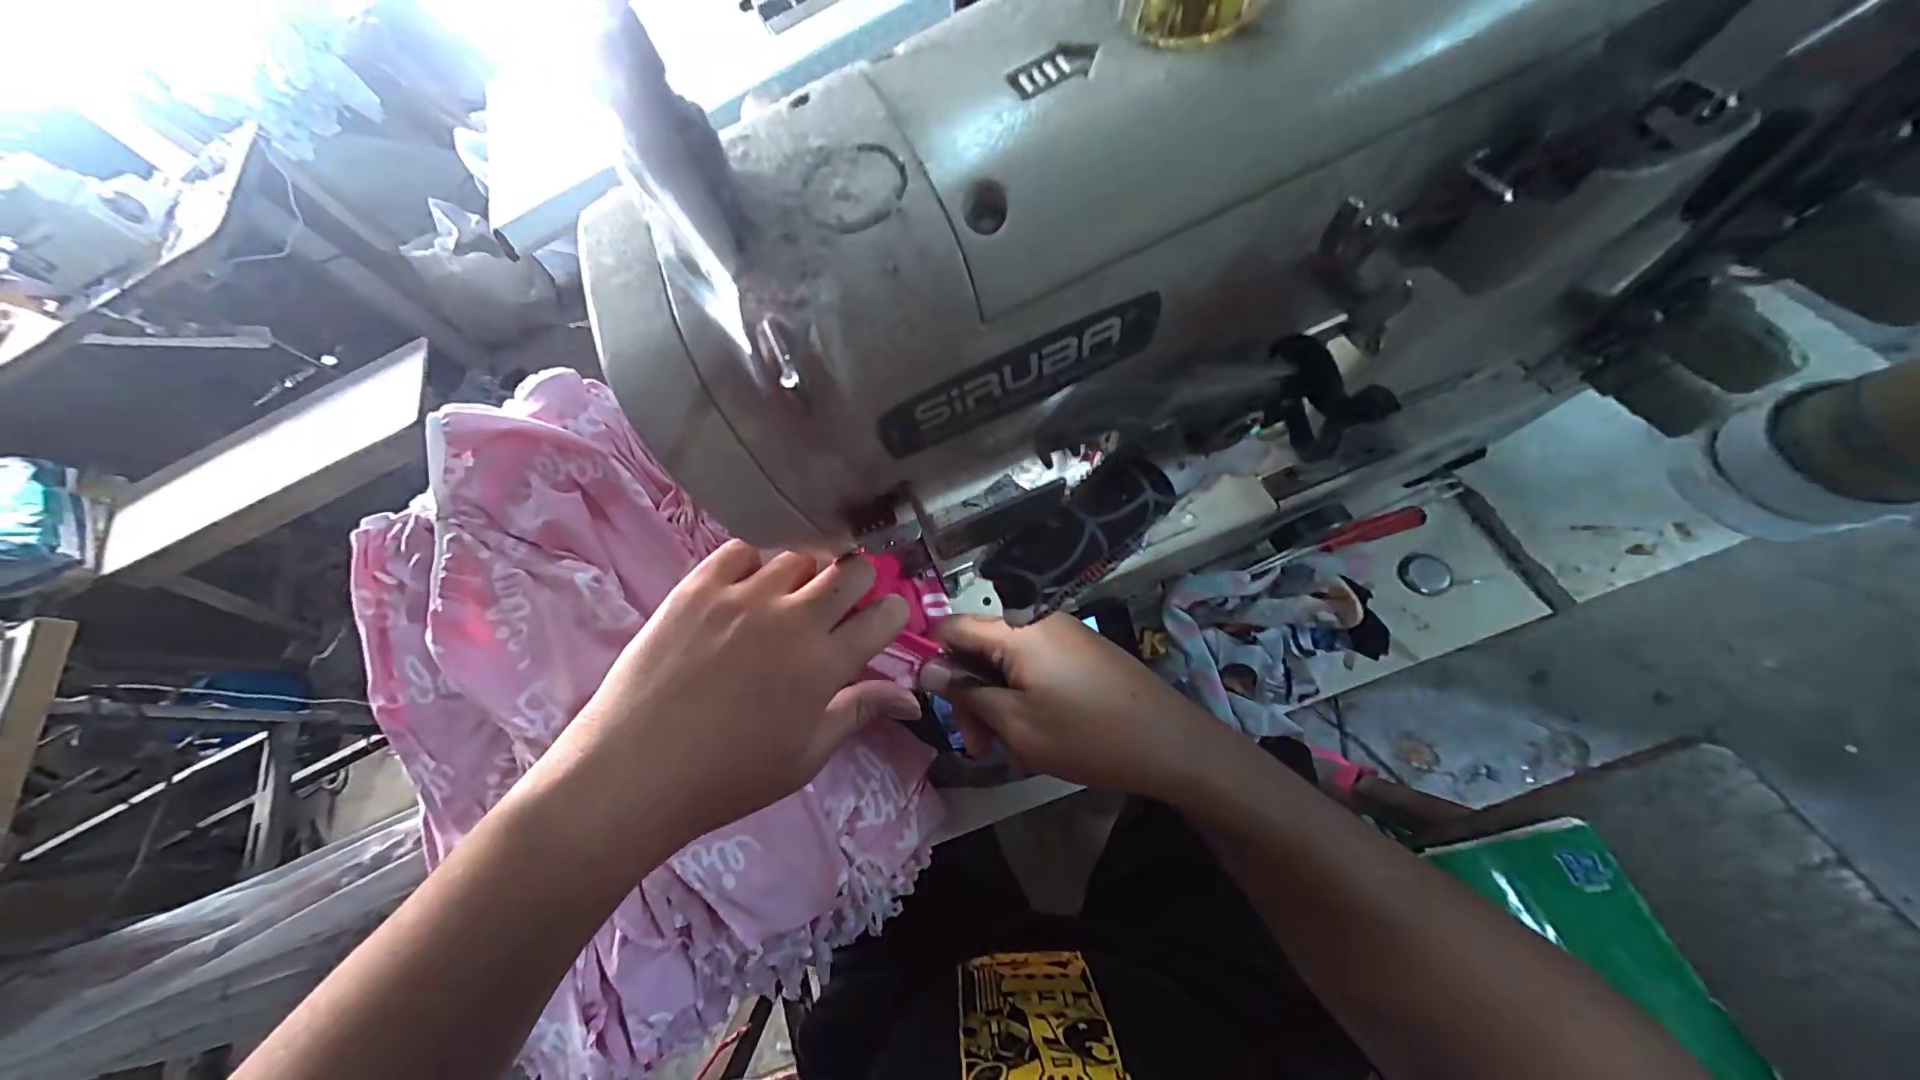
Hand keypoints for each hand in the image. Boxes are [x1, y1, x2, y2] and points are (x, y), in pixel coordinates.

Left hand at [540, 541, 917, 842]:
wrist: (635, 772)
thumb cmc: (729, 776)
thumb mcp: (807, 755)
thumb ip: (860, 712)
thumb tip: (912, 700)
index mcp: (825, 664)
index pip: (886, 613)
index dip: (893, 614)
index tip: (881, 623)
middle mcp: (794, 619)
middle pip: (852, 569)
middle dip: (860, 582)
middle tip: (841, 604)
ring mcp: (744, 596)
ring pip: (801, 555)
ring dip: (808, 573)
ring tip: (790, 598)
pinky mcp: (699, 586)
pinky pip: (743, 549)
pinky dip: (754, 563)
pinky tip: (746, 588)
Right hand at [921, 614, 1233, 801]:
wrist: (1171, 743)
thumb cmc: (1087, 735)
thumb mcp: (1015, 722)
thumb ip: (966, 692)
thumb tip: (926, 668)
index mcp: (1017, 630)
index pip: (951, 627)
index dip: (932, 660)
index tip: (932, 703)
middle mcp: (1037, 620)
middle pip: (979, 648)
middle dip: (971, 697)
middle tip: (981, 748)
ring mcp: (1063, 634)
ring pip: (1007, 663)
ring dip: (999, 704)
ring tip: (1014, 751)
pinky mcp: (1082, 651)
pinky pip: (1036, 667)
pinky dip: (1026, 698)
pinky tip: (1039, 736)